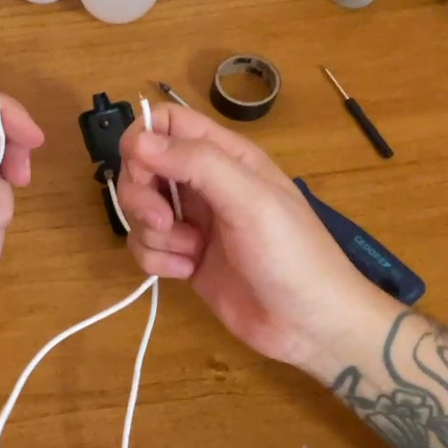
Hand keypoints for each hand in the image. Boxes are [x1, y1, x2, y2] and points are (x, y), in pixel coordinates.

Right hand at [115, 104, 394, 376]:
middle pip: (142, 168)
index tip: (142, 172)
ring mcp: (193, 221)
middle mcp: (204, 183)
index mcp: (226, 156)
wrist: (311, 324)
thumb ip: (195, 163)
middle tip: (164, 223)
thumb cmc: (291, 254)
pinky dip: (158, 260)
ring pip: (140, 210)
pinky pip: (146, 247)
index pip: (166, 123)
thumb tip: (137, 139)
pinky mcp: (184, 257)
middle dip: (142, 196)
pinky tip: (187, 272)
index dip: (142, 141)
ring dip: (153, 233)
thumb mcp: (248, 200)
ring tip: (190, 252)